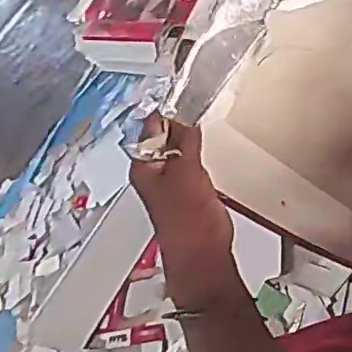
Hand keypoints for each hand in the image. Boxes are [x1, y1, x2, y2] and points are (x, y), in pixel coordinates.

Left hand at [129, 116, 240, 310]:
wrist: (205, 255)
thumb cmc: (189, 222)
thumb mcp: (188, 173)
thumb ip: (182, 144)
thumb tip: (180, 120)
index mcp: (144, 168)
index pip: (148, 129)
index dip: (165, 113)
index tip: (183, 96)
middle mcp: (153, 174)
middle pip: (162, 138)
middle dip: (179, 124)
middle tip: (196, 108)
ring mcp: (172, 183)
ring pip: (177, 149)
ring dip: (189, 139)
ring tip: (201, 124)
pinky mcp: (190, 190)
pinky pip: (190, 161)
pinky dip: (198, 152)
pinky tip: (207, 148)